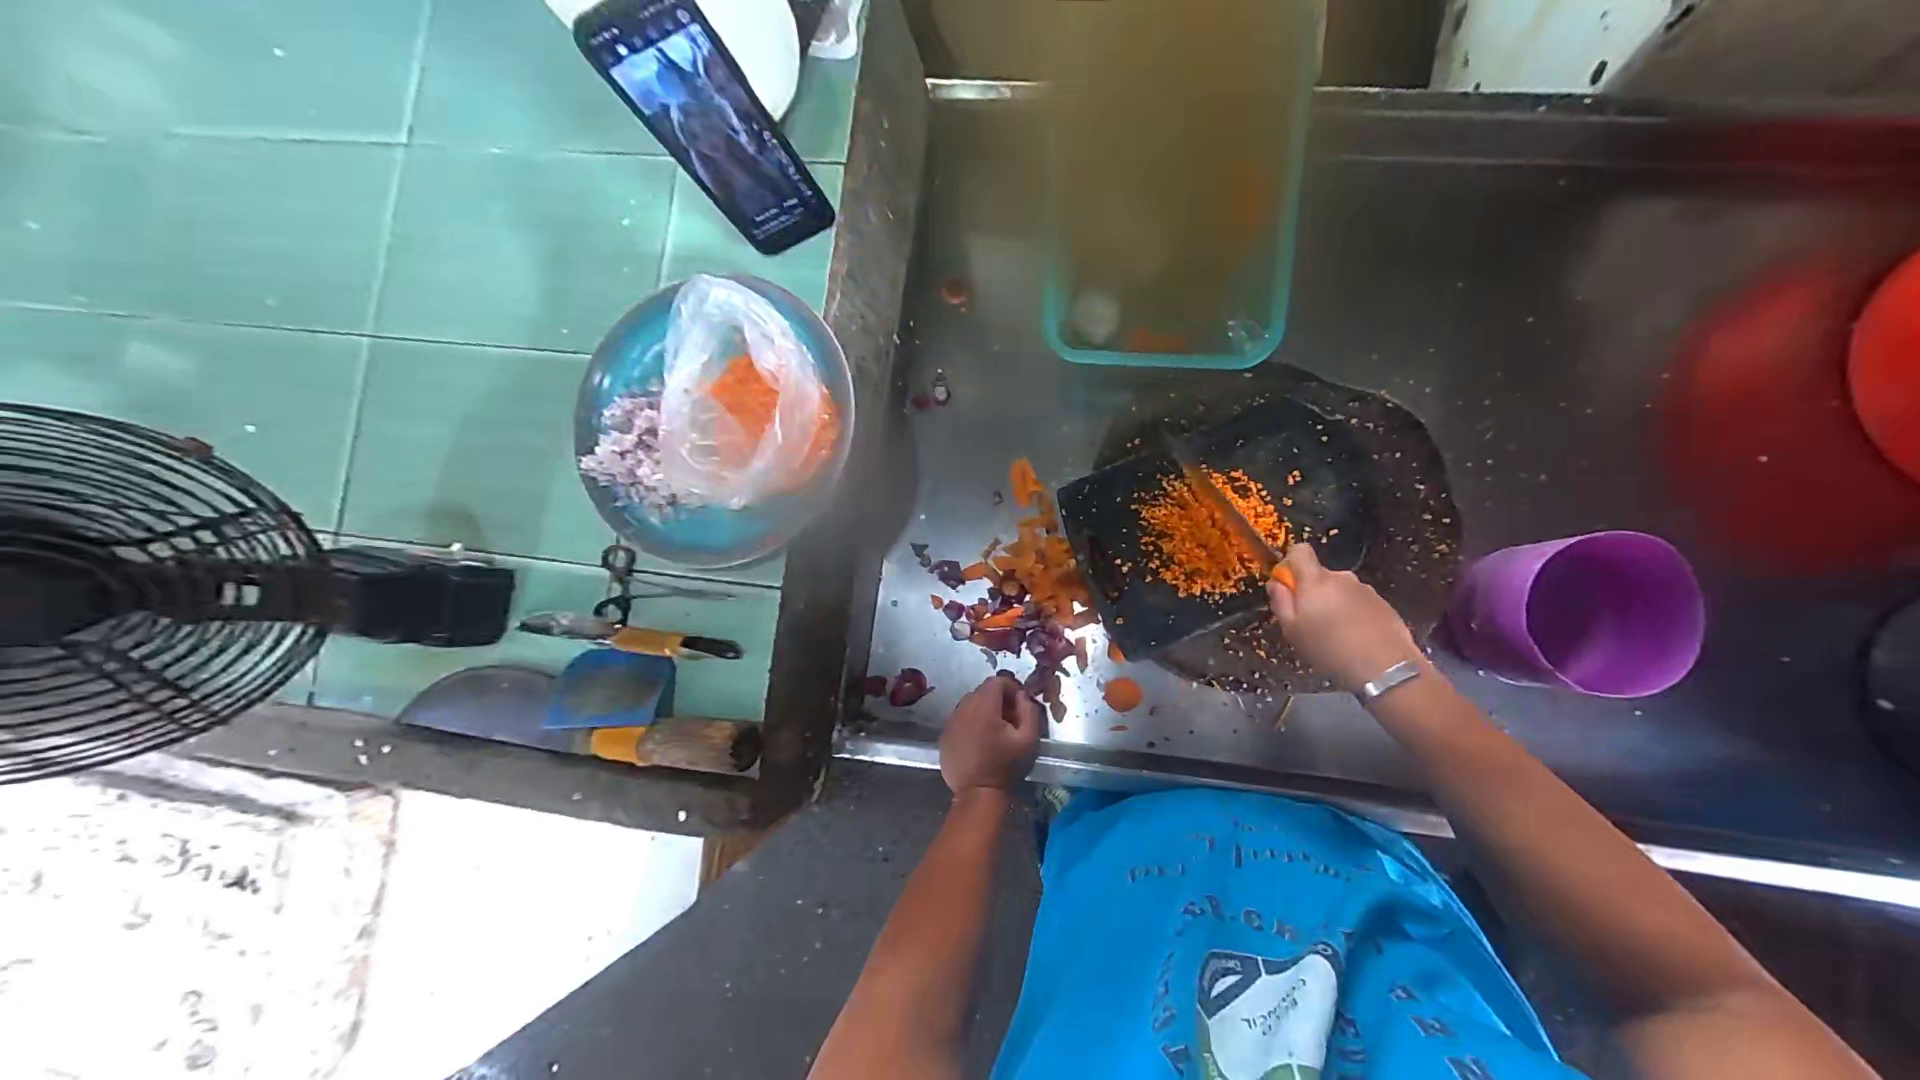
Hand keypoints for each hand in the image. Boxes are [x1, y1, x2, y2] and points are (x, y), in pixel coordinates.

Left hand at [939, 675, 1041, 794]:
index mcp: (983, 707)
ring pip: (969, 704)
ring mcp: (950, 722)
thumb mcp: (1029, 739)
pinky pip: (960, 719)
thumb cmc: (1006, 767)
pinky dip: (970, 723)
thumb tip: (1021, 696)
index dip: (1011, 688)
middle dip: (997, 699)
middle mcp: (963, 709)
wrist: (978, 794)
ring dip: (983, 710)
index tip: (1019, 705)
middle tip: (1009, 719)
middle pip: (981, 691)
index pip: (996, 681)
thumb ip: (1029, 710)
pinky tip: (979, 742)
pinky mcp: (944, 736)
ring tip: (994, 731)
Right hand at [1267, 543, 1425, 690]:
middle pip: (1319, 575)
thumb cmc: (1329, 648)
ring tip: (1336, 634)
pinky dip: (1353, 613)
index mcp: (1315, 580)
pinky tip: (1356, 637)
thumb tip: (1276, 582)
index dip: (1290, 564)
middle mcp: (1342, 578)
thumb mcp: (1292, 630)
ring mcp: (1366, 589)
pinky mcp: (1384, 604)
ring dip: (1333, 603)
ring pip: (1340, 589)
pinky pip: (1358, 602)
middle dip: (1312, 592)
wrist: (1386, 667)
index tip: (1289, 587)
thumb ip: (1280, 601)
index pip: (1300, 551)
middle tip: (1310, 622)